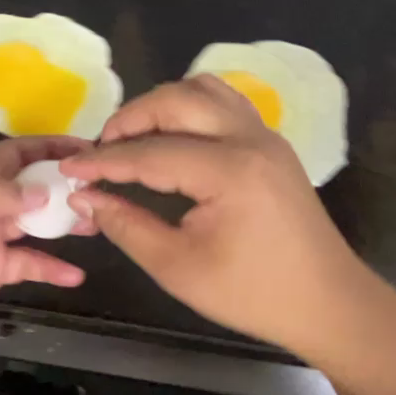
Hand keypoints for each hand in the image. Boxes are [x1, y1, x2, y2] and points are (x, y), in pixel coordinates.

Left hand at [0, 136, 90, 362]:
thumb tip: (43, 189)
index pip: (10, 154)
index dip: (44, 146)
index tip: (84, 149)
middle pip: (26, 186)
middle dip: (60, 185)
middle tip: (99, 189)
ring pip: (31, 223)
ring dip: (61, 222)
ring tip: (96, 224)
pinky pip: (26, 263)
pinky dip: (50, 267)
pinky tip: (75, 275)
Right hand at [60, 75, 371, 352]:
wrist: (328, 304)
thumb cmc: (252, 293)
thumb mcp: (177, 267)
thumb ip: (125, 225)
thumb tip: (83, 196)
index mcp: (228, 172)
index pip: (148, 154)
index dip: (101, 162)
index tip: (66, 169)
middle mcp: (249, 139)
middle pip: (175, 101)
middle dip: (129, 120)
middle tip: (100, 151)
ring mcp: (265, 136)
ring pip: (202, 90)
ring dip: (160, 106)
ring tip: (133, 139)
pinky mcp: (270, 143)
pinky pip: (223, 103)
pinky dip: (189, 109)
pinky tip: (171, 137)